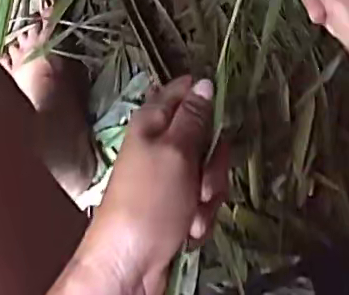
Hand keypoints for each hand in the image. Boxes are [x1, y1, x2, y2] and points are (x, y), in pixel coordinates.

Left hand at [64, 75, 229, 293]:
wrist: (128, 268)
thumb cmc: (150, 201)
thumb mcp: (176, 152)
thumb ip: (194, 116)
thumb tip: (205, 81)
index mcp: (154, 120)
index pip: (186, 90)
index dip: (207, 100)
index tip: (220, 119)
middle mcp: (161, 143)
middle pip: (205, 135)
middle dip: (213, 162)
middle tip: (201, 180)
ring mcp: (169, 176)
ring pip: (209, 171)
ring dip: (208, 195)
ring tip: (192, 213)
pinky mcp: (175, 206)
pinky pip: (203, 201)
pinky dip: (200, 217)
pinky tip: (188, 231)